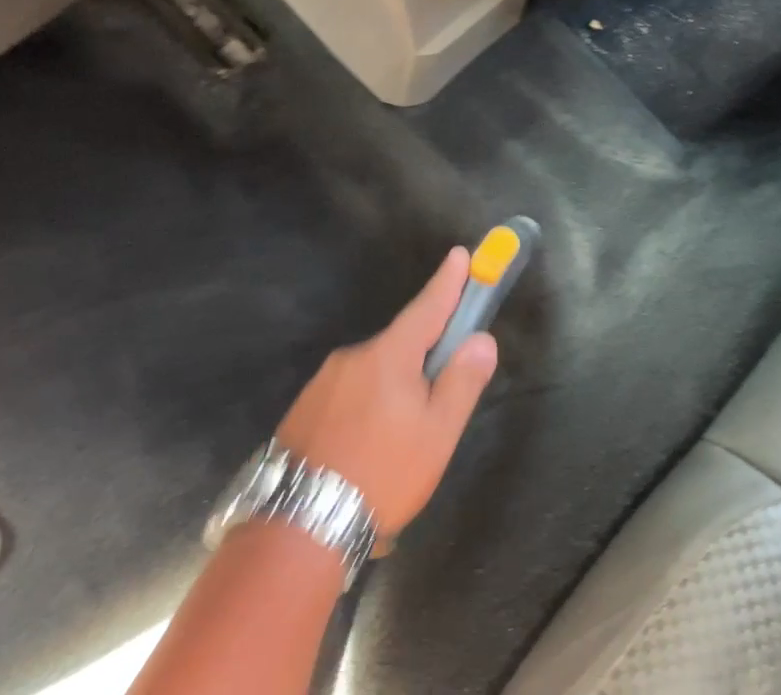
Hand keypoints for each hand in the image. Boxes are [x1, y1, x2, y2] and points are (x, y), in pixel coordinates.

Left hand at [275, 248, 497, 536]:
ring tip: (398, 453)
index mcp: (389, 356)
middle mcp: (352, 358)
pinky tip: (367, 457)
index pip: (427, 308)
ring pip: (373, 378)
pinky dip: (365, 417)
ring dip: (392, 398)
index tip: (460, 255)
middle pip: (401, 348)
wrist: (298, 526)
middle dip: (423, 366)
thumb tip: (481, 339)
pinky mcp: (302, 411)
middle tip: (436, 412)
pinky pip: (348, 400)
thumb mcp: (437, 433)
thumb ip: (461, 381)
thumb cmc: (383, 474)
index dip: (448, 283)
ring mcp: (321, 384)